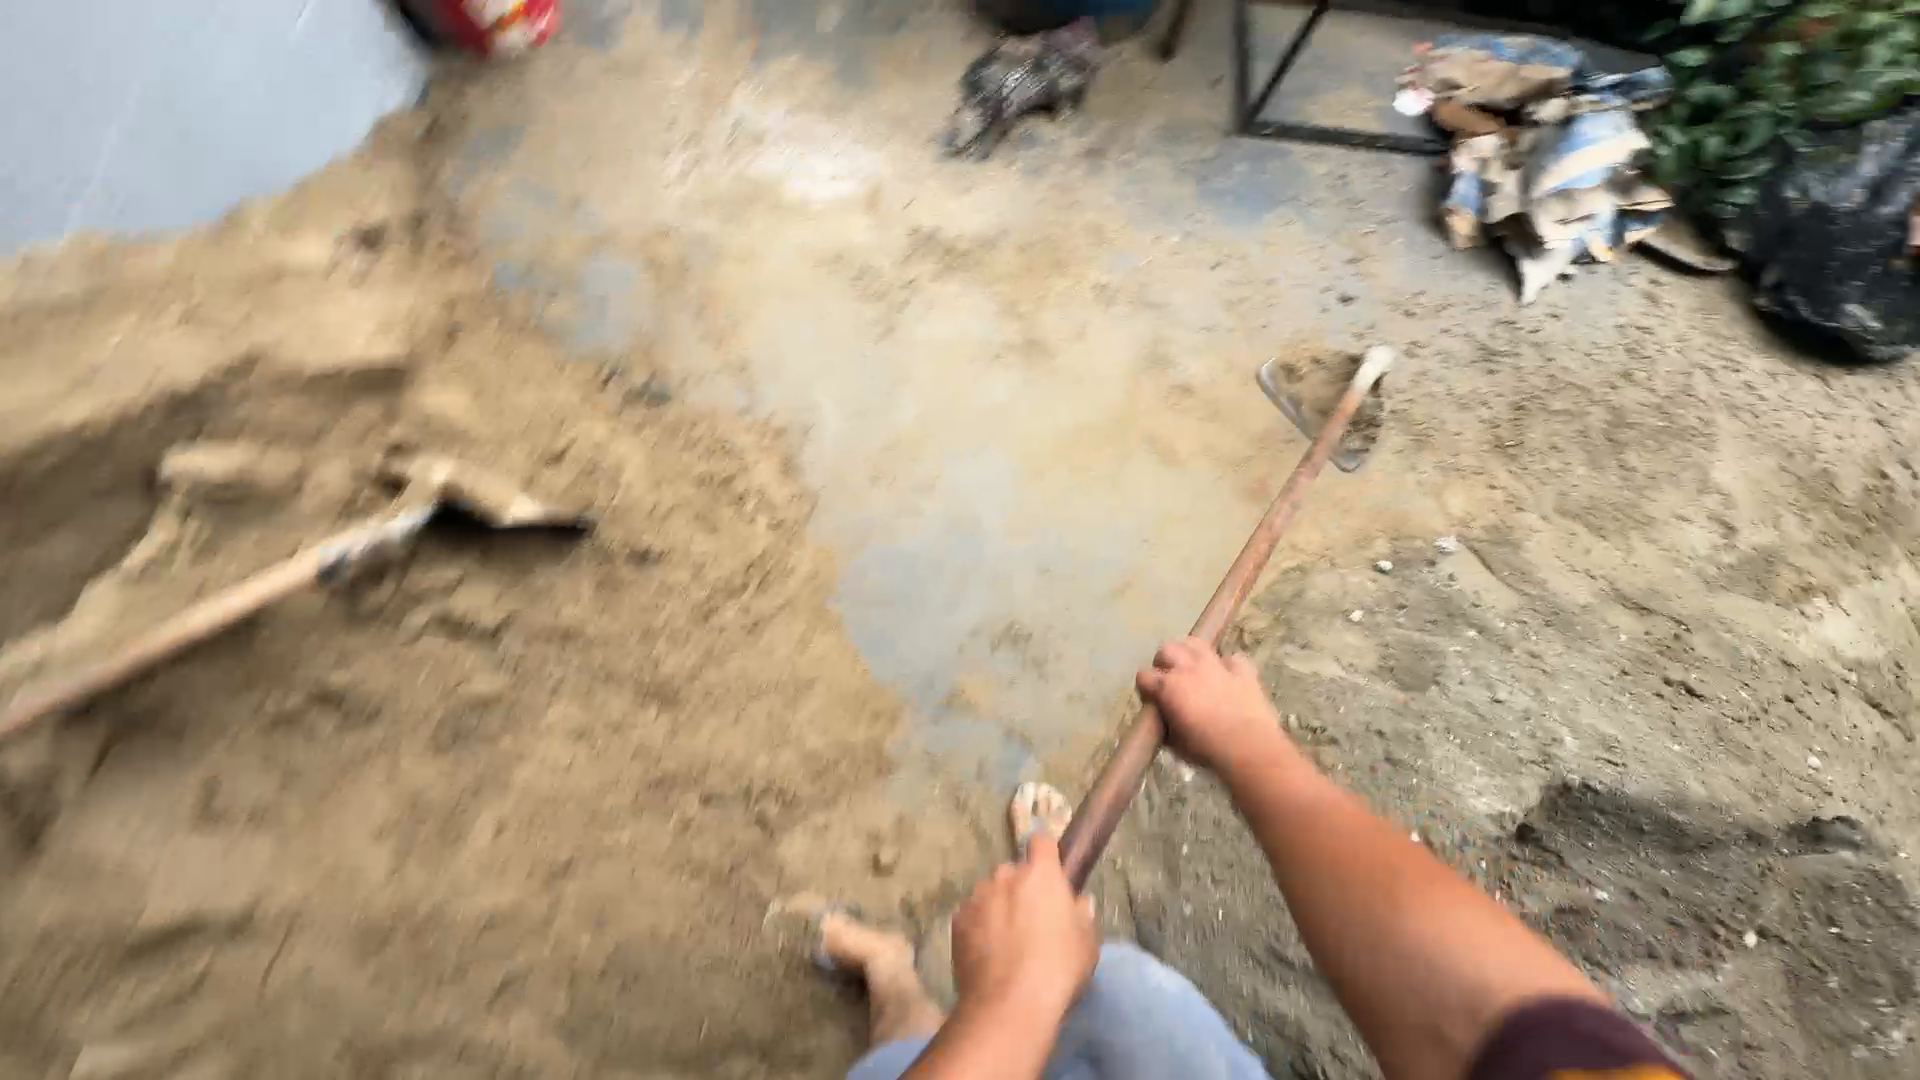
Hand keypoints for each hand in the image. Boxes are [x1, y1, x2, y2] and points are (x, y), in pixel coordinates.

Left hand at [949, 834, 1098, 1019]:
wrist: (1009, 1004)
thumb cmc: (1058, 970)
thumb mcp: (1087, 944)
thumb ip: (1082, 915)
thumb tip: (1078, 902)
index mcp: (1040, 875)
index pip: (1041, 842)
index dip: (1045, 853)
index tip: (1049, 871)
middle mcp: (1006, 876)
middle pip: (1013, 871)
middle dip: (1020, 887)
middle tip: (1029, 919)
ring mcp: (978, 896)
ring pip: (989, 892)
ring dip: (997, 906)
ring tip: (1005, 940)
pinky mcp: (957, 919)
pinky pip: (971, 914)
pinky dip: (978, 926)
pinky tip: (987, 953)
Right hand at [1135, 637, 1291, 777]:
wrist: (1248, 749)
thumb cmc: (1206, 749)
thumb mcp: (1175, 743)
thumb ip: (1166, 724)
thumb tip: (1165, 720)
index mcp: (1167, 687)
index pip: (1143, 676)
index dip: (1145, 687)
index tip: (1151, 699)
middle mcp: (1188, 669)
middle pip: (1167, 649)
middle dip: (1164, 661)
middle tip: (1169, 678)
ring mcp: (1216, 666)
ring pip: (1196, 643)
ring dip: (1191, 652)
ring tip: (1193, 666)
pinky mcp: (1243, 672)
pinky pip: (1233, 659)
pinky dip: (1229, 666)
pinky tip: (1228, 677)